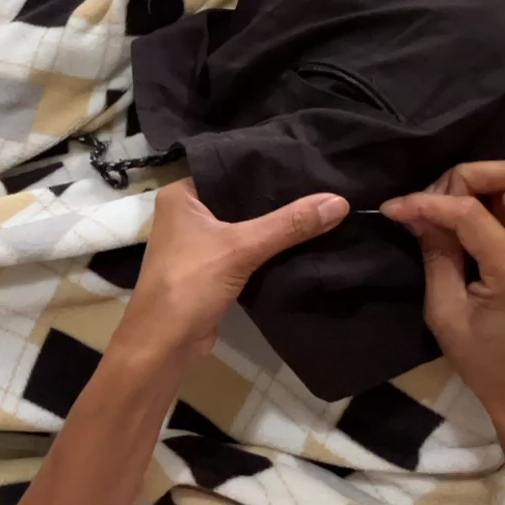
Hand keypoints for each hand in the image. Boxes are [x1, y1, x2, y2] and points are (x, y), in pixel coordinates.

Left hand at [117, 180, 349, 360]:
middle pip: (241, 198)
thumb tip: (340, 202)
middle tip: (324, 184)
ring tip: (321, 207)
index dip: (268, 166)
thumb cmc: (189, 284)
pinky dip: (269, 249)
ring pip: (245, 226)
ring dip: (276, 225)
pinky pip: (246, 250)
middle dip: (277, 198)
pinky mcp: (212, 269)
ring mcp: (198, 243)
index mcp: (182, 195)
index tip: (309, 159)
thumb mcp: (241, 247)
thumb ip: (289, 224)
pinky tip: (303, 241)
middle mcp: (187, 214)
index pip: (231, 169)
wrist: (164, 344)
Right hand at [381, 159, 504, 428]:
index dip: (426, 202)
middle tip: (434, 204)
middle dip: (466, 177)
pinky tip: (462, 222)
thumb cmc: (482, 361)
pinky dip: (489, 199)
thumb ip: (435, 254)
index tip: (392, 208)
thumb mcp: (444, 311)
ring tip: (445, 212)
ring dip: (479, 185)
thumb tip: (415, 212)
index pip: (470, 213)